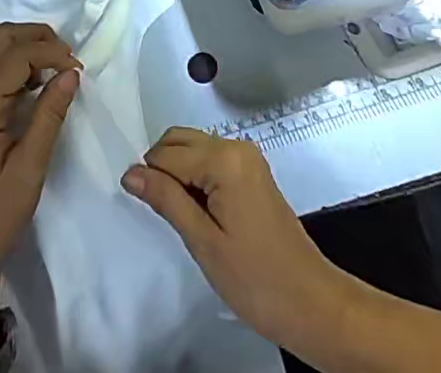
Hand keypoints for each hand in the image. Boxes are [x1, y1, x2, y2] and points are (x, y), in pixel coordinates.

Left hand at [0, 23, 80, 369]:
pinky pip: (1, 72)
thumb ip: (50, 116)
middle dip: (39, 38)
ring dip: (32, 50)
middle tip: (69, 61)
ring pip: (0, 52)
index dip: (51, 53)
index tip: (79, 71)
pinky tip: (45, 88)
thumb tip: (71, 73)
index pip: (16, 55)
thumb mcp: (31, 167)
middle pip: (2, 39)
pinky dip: (26, 67)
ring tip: (62, 72)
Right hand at [122, 127, 351, 347]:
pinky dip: (196, 176)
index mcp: (224, 159)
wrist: (310, 301)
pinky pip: (210, 159)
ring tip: (185, 216)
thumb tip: (131, 172)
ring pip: (193, 147)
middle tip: (168, 214)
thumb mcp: (202, 241)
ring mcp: (247, 157)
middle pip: (179, 140)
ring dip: (179, 173)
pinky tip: (201, 211)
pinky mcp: (252, 171)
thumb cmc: (254, 277)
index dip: (150, 180)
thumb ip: (166, 199)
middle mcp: (236, 146)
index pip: (166, 154)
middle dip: (163, 169)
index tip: (152, 213)